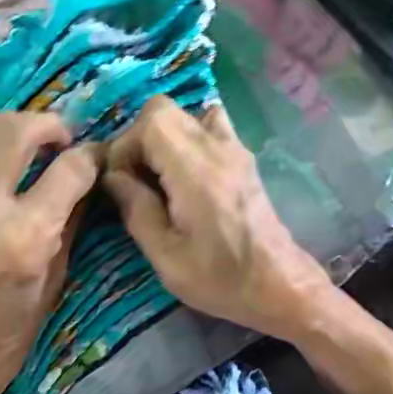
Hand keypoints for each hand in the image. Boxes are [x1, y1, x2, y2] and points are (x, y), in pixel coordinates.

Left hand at [0, 113, 99, 393]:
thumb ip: (69, 221)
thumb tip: (84, 169)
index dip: (89, 156)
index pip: (70, 168)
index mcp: (23, 240)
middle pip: (13, 130)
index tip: (88, 156)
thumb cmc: (3, 337)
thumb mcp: (53, 283)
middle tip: (51, 137)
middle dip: (45, 125)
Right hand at [102, 97, 332, 340]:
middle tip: (135, 179)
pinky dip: (190, 135)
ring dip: (164, 135)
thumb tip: (113, 178)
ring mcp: (234, 148)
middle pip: (163, 109)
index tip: (120, 184)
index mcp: (196, 171)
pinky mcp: (243, 157)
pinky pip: (210, 124)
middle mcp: (216, 148)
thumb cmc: (221, 278)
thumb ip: (136, 210)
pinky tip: (186, 170)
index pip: (149, 123)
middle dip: (138, 138)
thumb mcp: (166, 257)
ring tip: (160, 173)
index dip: (124, 147)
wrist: (279, 284)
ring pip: (186, 113)